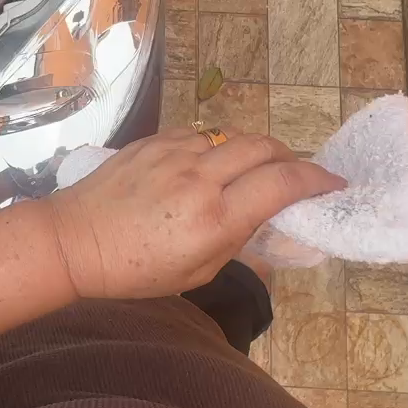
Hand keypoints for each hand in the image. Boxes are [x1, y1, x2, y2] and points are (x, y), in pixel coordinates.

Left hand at [39, 130, 345, 299]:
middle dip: (288, 156)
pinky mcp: (150, 141)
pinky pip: (196, 134)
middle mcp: (198, 178)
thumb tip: (265, 219)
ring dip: (246, 151)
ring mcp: (171, 153)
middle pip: (263, 146)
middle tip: (293, 172)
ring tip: (244, 171)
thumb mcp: (197, 272)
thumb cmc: (135, 269)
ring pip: (229, 136)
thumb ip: (237, 241)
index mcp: (214, 218)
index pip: (283, 182)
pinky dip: (211, 147)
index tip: (332, 184)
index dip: (317, 179)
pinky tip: (203, 165)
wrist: (75, 241)